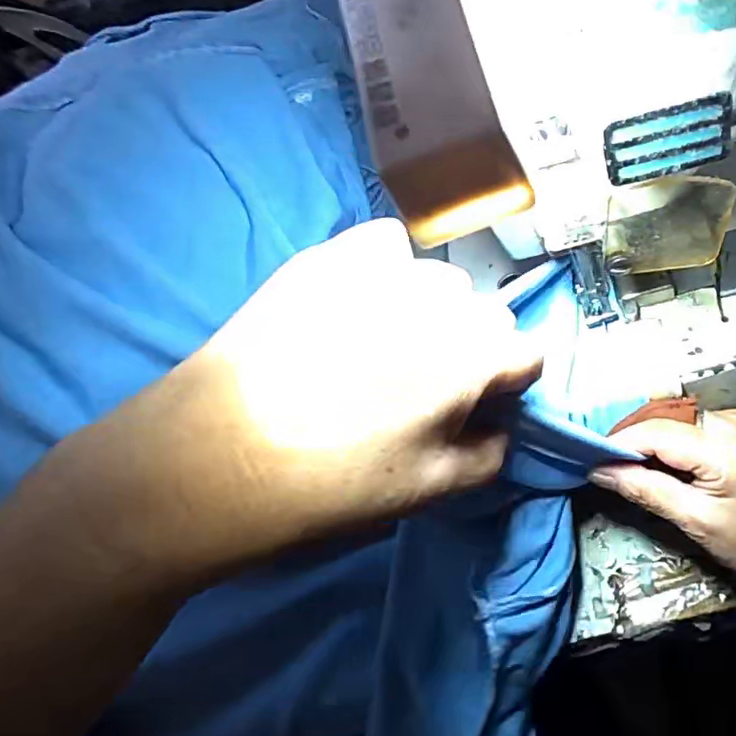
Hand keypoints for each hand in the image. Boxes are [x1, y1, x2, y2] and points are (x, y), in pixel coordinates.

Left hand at [27, 218, 542, 593]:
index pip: (530, 354)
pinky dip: (387, 268)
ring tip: (380, 345)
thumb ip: (491, 454)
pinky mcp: (332, 255)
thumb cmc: (330, 482)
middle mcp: (444, 300)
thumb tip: (500, 424)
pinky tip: (354, 304)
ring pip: (441, 282)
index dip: (507, 385)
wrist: (206, 458)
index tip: (475, 407)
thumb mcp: (430, 490)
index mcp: (476, 356)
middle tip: (423, 384)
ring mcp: (386, 269)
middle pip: (489, 315)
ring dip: (432, 310)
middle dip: (473, 347)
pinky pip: (387, 246)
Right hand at [594, 411, 735, 603]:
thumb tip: (602, 470)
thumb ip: (646, 489)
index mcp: (727, 449)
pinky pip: (691, 421)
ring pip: (677, 415)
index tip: (592, 455)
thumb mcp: (693, 521)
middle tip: (603, 457)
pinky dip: (668, 435)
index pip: (660, 432)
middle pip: (667, 416)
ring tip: (622, 457)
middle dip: (633, 434)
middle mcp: (735, 423)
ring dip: (648, 433)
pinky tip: (654, 455)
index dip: (622, 441)